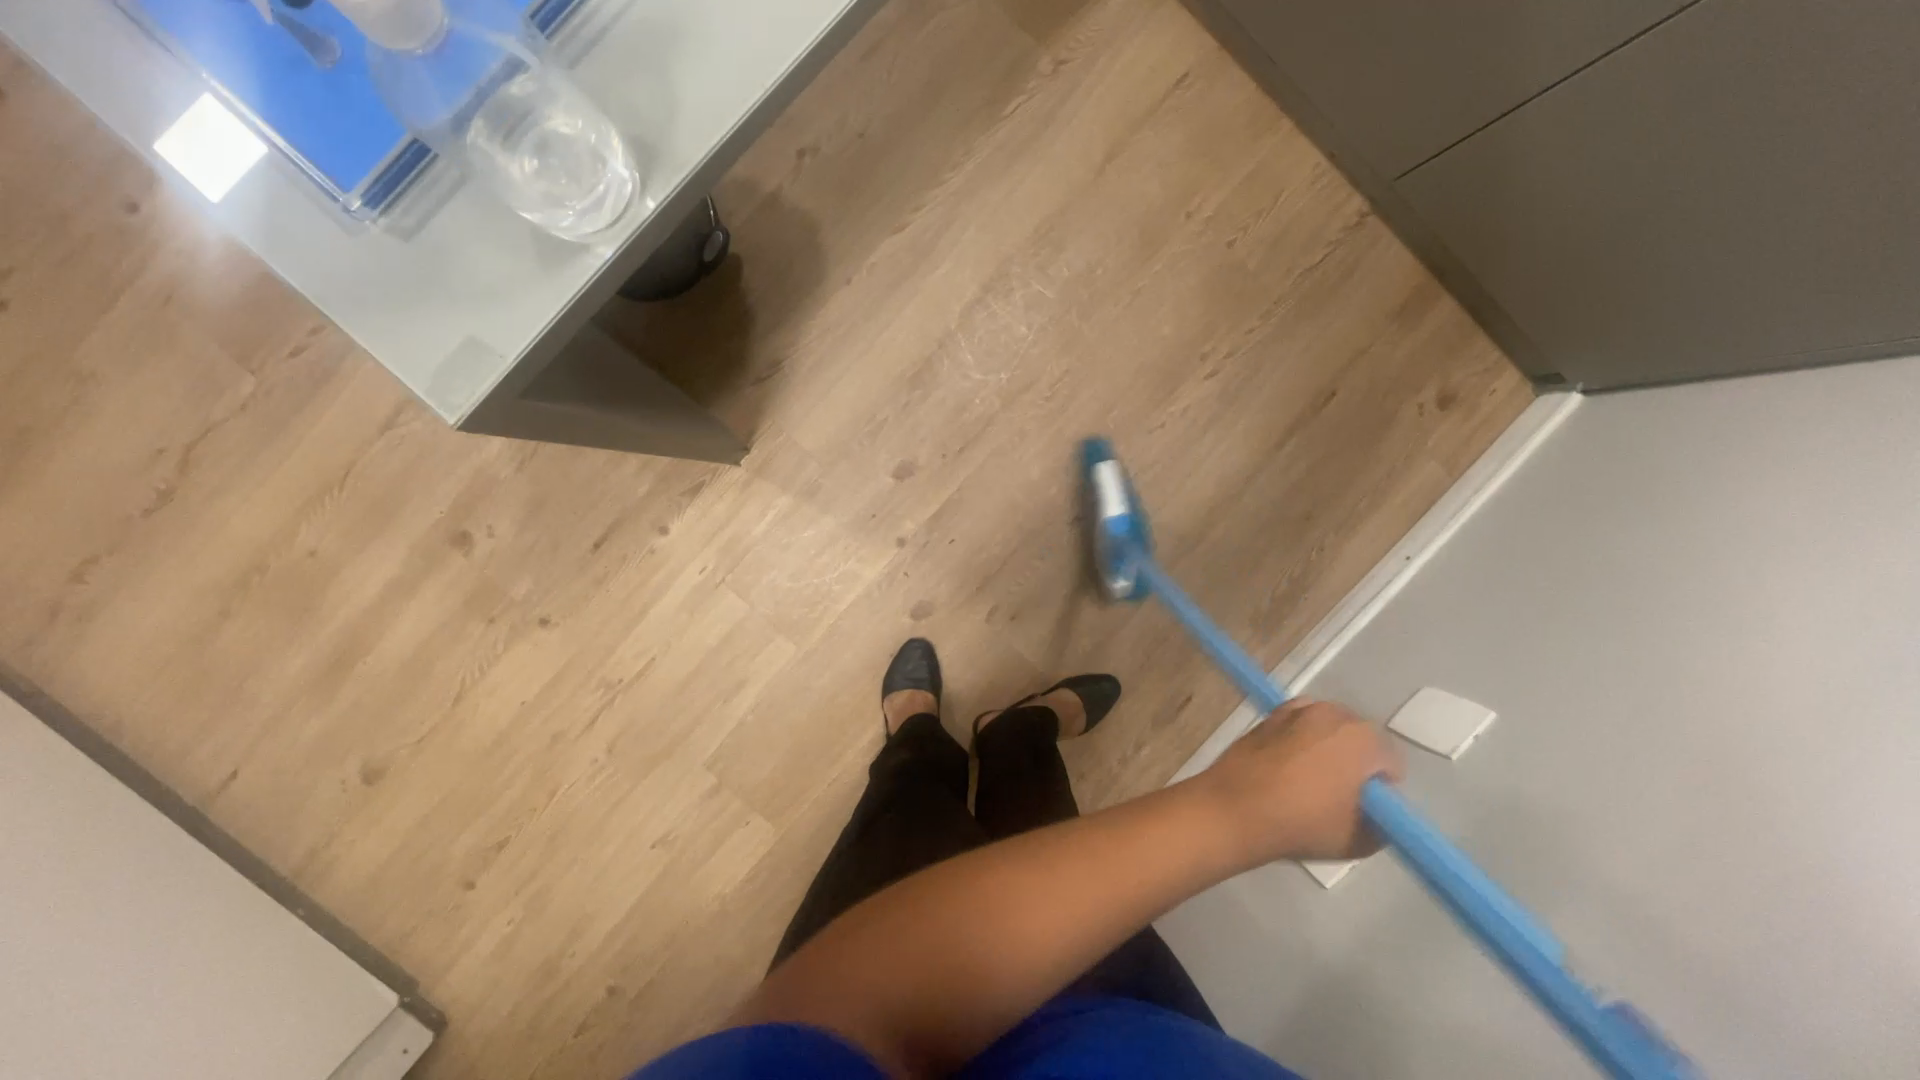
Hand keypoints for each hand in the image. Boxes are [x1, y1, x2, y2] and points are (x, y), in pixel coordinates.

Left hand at [1198, 699, 1402, 865]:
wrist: (1233, 810)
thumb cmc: (1301, 823)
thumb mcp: (1361, 840)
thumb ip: (1383, 824)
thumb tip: (1376, 812)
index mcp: (1363, 738)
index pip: (1390, 763)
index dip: (1382, 790)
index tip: (1365, 810)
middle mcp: (1333, 713)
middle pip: (1360, 739)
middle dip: (1357, 764)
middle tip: (1339, 797)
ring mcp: (1297, 710)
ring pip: (1329, 729)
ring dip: (1328, 749)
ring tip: (1309, 783)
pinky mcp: (1269, 715)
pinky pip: (1299, 725)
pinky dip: (1300, 739)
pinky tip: (1288, 766)